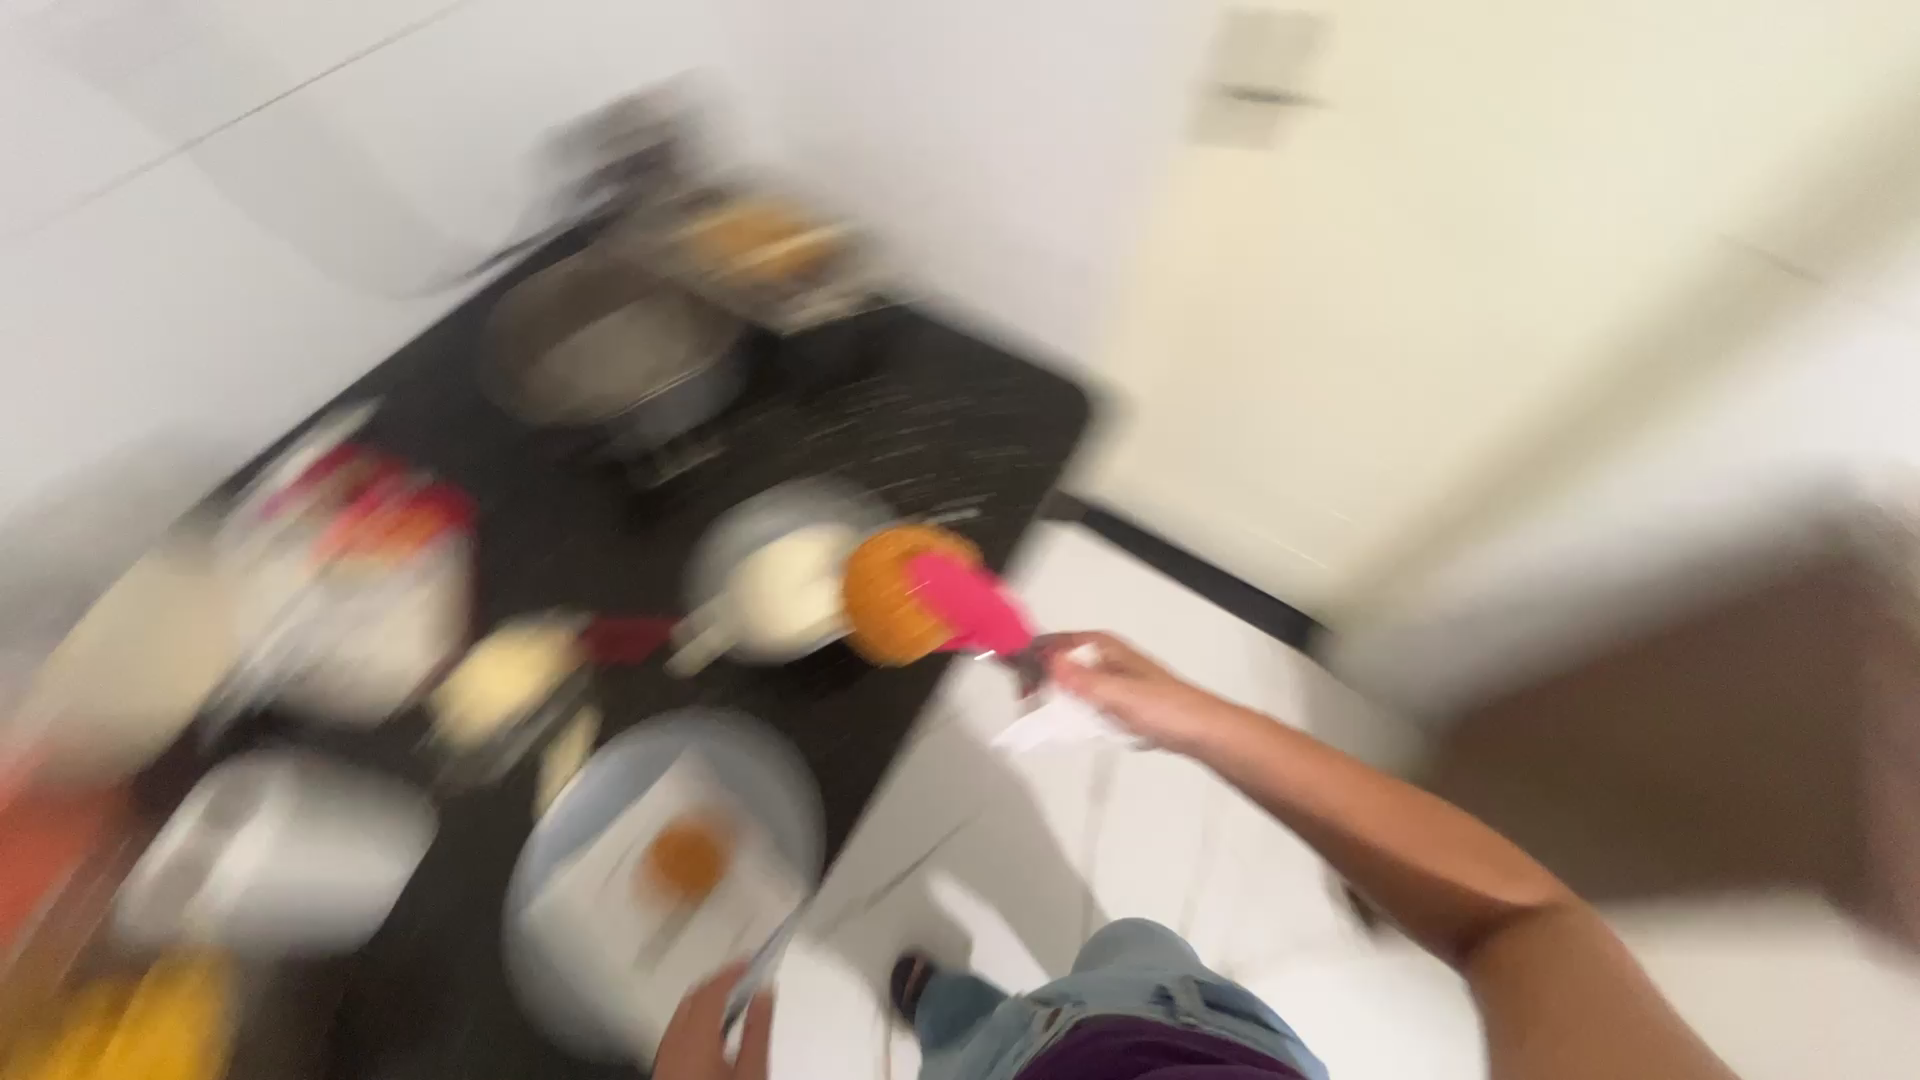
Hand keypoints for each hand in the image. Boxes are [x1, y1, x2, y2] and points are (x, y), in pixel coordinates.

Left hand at [653, 962, 773, 1079]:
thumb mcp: (752, 1070)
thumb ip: (759, 1028)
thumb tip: (765, 991)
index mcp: (696, 1037)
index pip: (712, 989)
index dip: (732, 970)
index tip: (749, 960)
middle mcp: (674, 1043)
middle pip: (693, 997)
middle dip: (717, 982)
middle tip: (741, 974)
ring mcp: (664, 1058)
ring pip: (682, 1013)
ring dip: (704, 999)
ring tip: (729, 997)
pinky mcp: (662, 1069)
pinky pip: (675, 1032)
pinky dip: (693, 1019)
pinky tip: (710, 1028)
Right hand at [1042, 632, 1247, 754]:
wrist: (1201, 730)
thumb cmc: (1161, 708)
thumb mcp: (1118, 694)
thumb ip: (1081, 680)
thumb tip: (1046, 661)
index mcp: (1100, 645)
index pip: (1052, 642)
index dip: (1030, 658)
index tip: (1018, 686)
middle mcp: (1101, 654)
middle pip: (1056, 658)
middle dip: (1037, 677)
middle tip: (1026, 703)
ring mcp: (1109, 675)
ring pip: (1067, 678)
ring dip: (1051, 693)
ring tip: (1038, 714)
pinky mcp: (1115, 696)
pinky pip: (1081, 696)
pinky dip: (1068, 706)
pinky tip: (1063, 722)